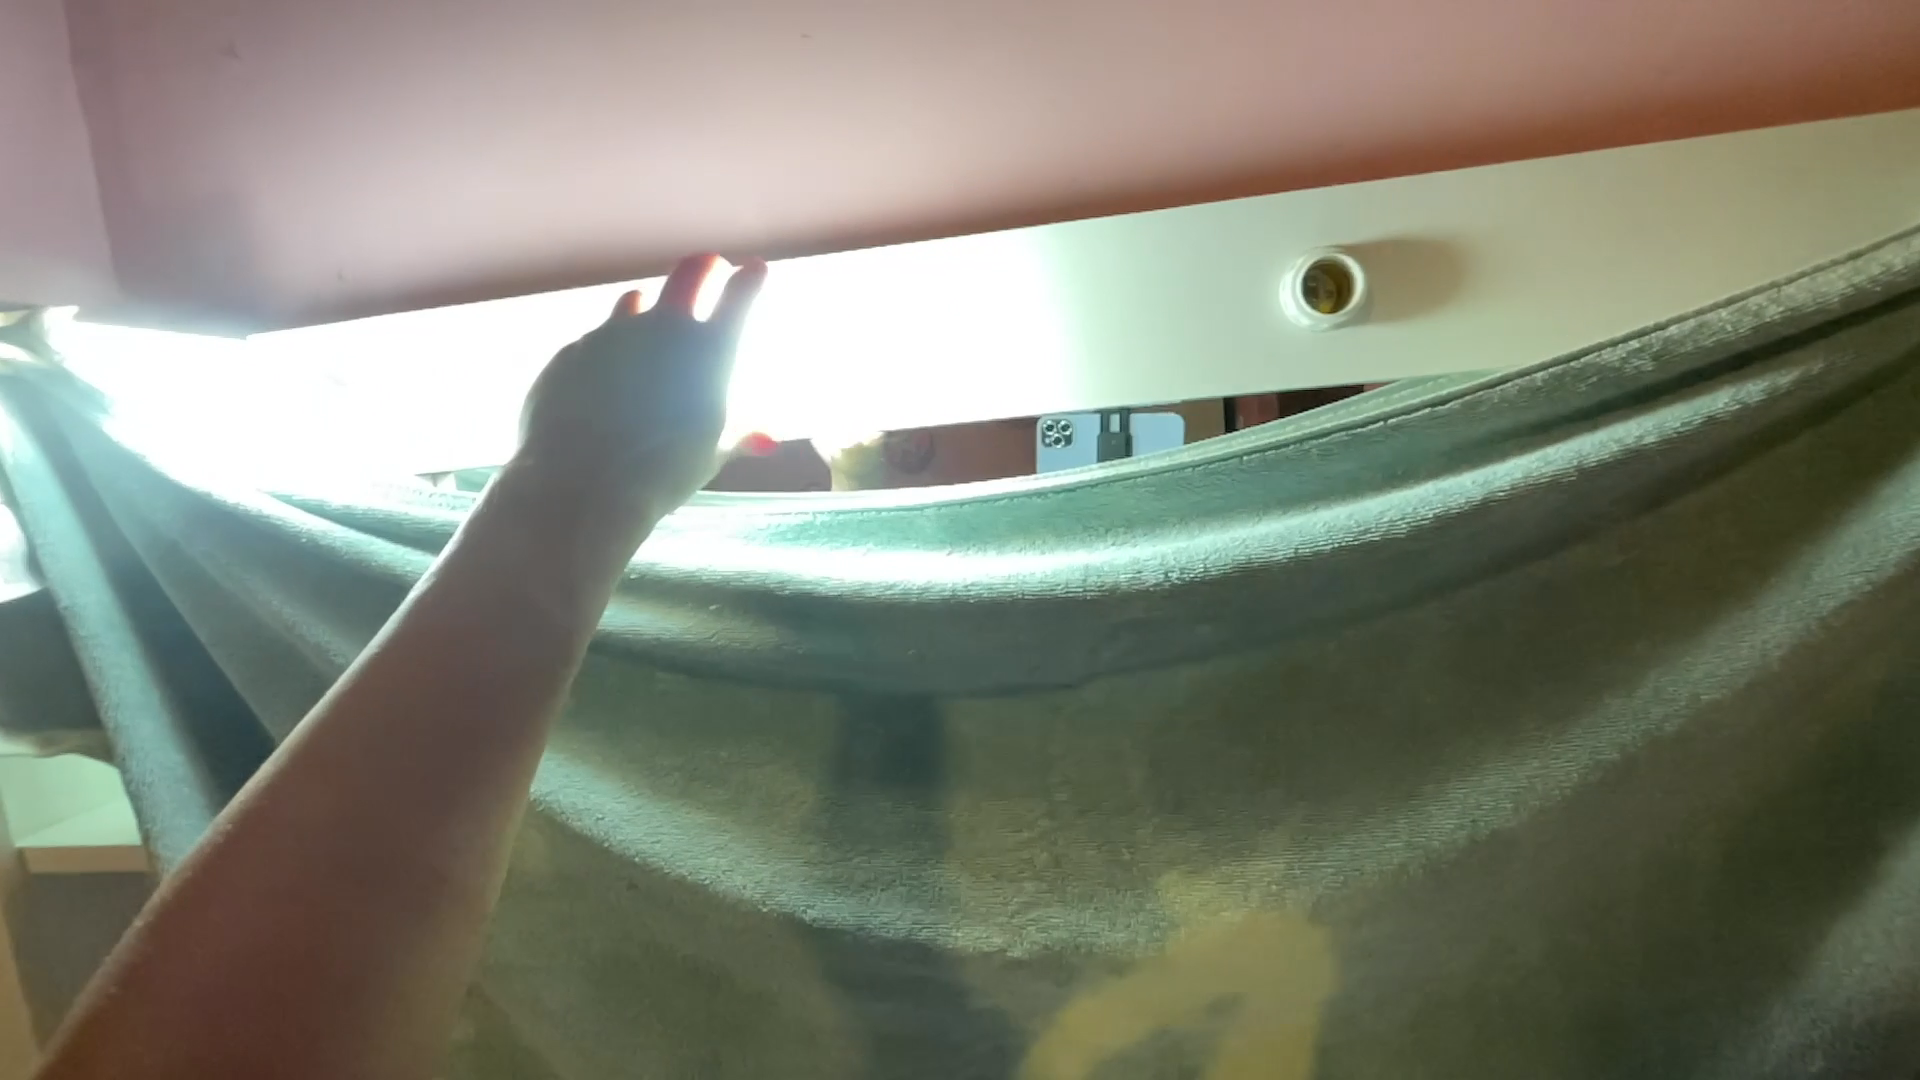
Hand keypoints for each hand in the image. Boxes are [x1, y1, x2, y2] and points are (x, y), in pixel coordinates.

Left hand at [515, 253, 766, 527]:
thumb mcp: (714, 452)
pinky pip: (595, 343)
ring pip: (634, 304)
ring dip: (648, 310)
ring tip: (650, 327)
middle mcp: (660, 328)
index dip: (751, 280)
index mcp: (707, 351)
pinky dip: (608, 354)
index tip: (755, 270)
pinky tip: (607, 383)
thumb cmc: (667, 468)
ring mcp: (609, 336)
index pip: (739, 298)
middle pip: (688, 274)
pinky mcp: (569, 355)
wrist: (585, 483)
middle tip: (711, 269)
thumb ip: (741, 435)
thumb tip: (767, 440)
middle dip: (705, 268)